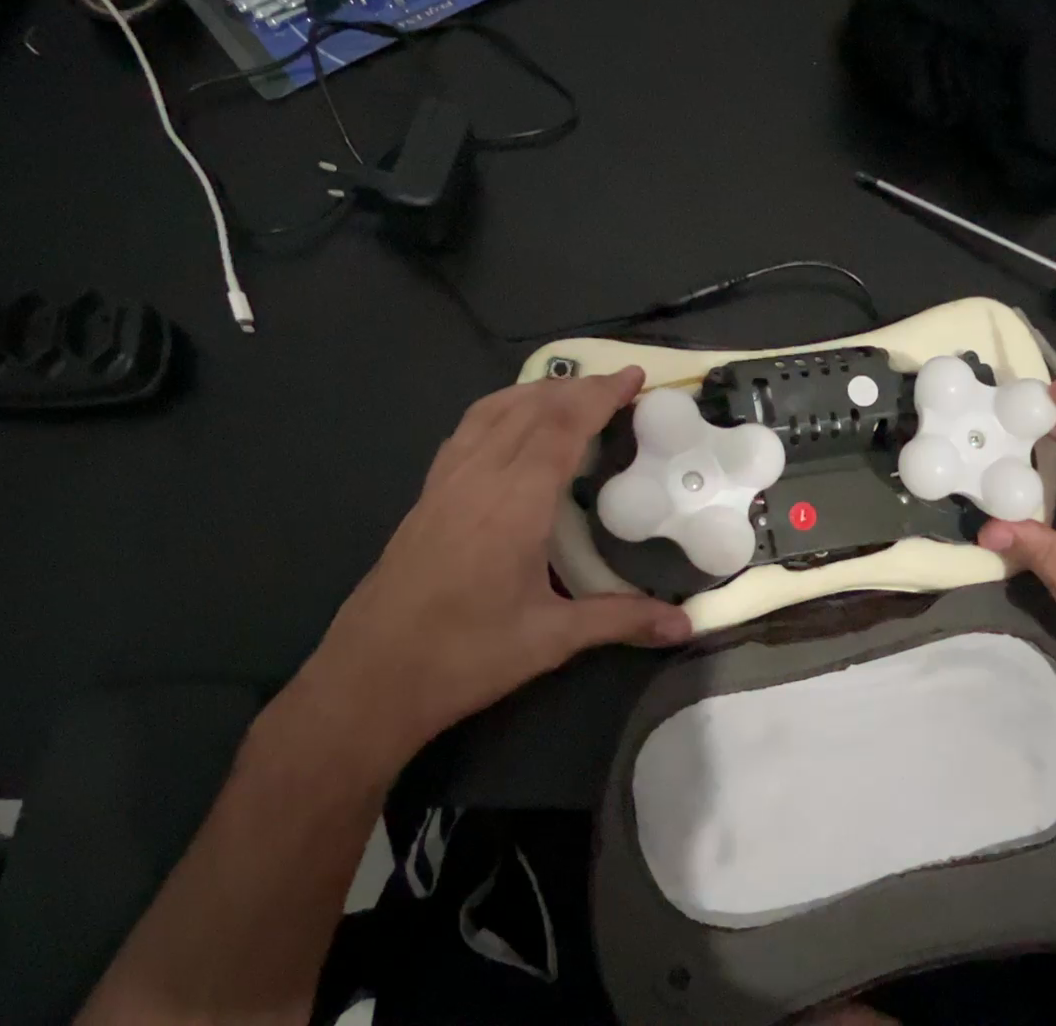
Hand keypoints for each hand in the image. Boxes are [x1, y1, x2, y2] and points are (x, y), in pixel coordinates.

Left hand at [303, 368, 690, 766]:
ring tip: (569, 395)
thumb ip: (620, 620)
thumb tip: (685, 624)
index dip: (599, 396)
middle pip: (529, 408)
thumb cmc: (464, 656)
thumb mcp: (551, 638)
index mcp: (514, 502)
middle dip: (575, 388)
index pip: (561, 427)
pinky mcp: (426, 497)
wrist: (370, 677)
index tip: (633, 378)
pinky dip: (499, 412)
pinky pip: (467, 432)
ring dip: (535, 393)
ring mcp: (445, 483)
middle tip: (616, 387)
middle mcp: (477, 477)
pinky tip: (510, 430)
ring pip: (491, 411)